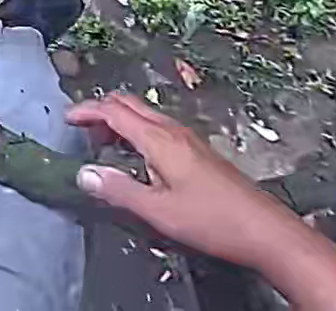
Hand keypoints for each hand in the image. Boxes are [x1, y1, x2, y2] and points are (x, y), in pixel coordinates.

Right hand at [68, 93, 305, 269]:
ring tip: (105, 144)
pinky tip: (138, 155)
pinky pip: (156, 124)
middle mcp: (170, 129)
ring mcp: (186, 137)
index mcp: (157, 138)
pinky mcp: (197, 149)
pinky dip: (135, 129)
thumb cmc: (212, 220)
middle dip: (101, 110)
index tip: (67, 119)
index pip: (113, 110)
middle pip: (127, 102)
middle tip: (83, 131)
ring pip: (142, 112)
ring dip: (119, 120)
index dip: (87, 111)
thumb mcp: (160, 212)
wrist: (268, 232)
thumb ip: (120, 190)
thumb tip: (83, 173)